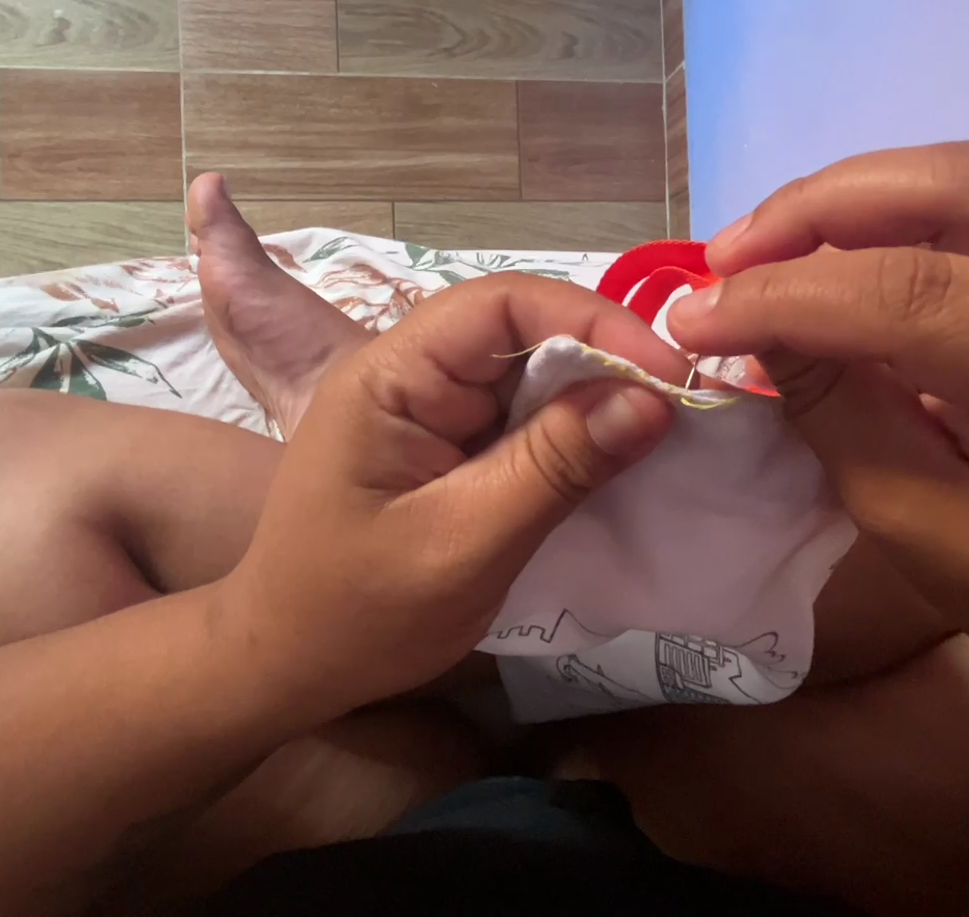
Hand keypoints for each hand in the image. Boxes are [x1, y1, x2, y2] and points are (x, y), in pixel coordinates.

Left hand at [223, 273, 678, 717]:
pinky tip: (611, 457)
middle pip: (521, 333)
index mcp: (390, 378)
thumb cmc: (357, 615)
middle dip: (602, 361)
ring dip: (592, 400)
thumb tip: (653, 400)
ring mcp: (429, 409)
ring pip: (528, 376)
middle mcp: (409, 374)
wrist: (290, 663)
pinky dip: (570, 435)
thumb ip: (555, 468)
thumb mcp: (463, 544)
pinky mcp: (448, 444)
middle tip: (678, 410)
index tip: (667, 373)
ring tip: (658, 433)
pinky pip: (521, 419)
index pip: (500, 304)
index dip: (592, 321)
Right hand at [668, 142, 968, 677]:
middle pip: (964, 188)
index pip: (926, 298)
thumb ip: (830, 407)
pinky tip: (816, 256)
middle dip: (820, 209)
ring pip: (965, 181)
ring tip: (753, 253)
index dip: (792, 296)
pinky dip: (875, 220)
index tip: (693, 318)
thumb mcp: (908, 521)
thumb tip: (745, 319)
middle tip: (725, 258)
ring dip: (841, 203)